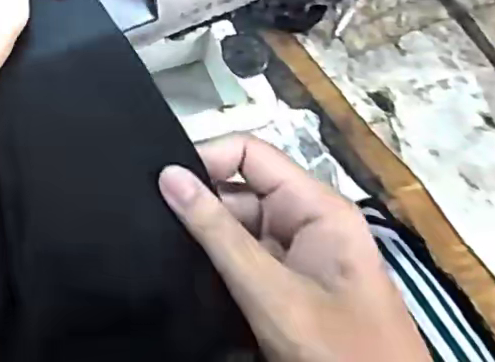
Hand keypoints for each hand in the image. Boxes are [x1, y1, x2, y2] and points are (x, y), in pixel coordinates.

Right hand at [158, 136, 425, 361]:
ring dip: (206, 237)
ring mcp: (299, 256)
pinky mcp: (288, 287)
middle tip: (156, 220)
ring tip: (166, 245)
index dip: (206, 158)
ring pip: (235, 225)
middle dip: (200, 205)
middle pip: (237, 189)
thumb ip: (216, 232)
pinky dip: (217, 263)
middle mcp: (307, 221)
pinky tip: (189, 270)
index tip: (164, 182)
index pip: (248, 152)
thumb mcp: (272, 293)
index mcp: (317, 207)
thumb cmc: (338, 355)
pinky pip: (242, 256)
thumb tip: (166, 173)